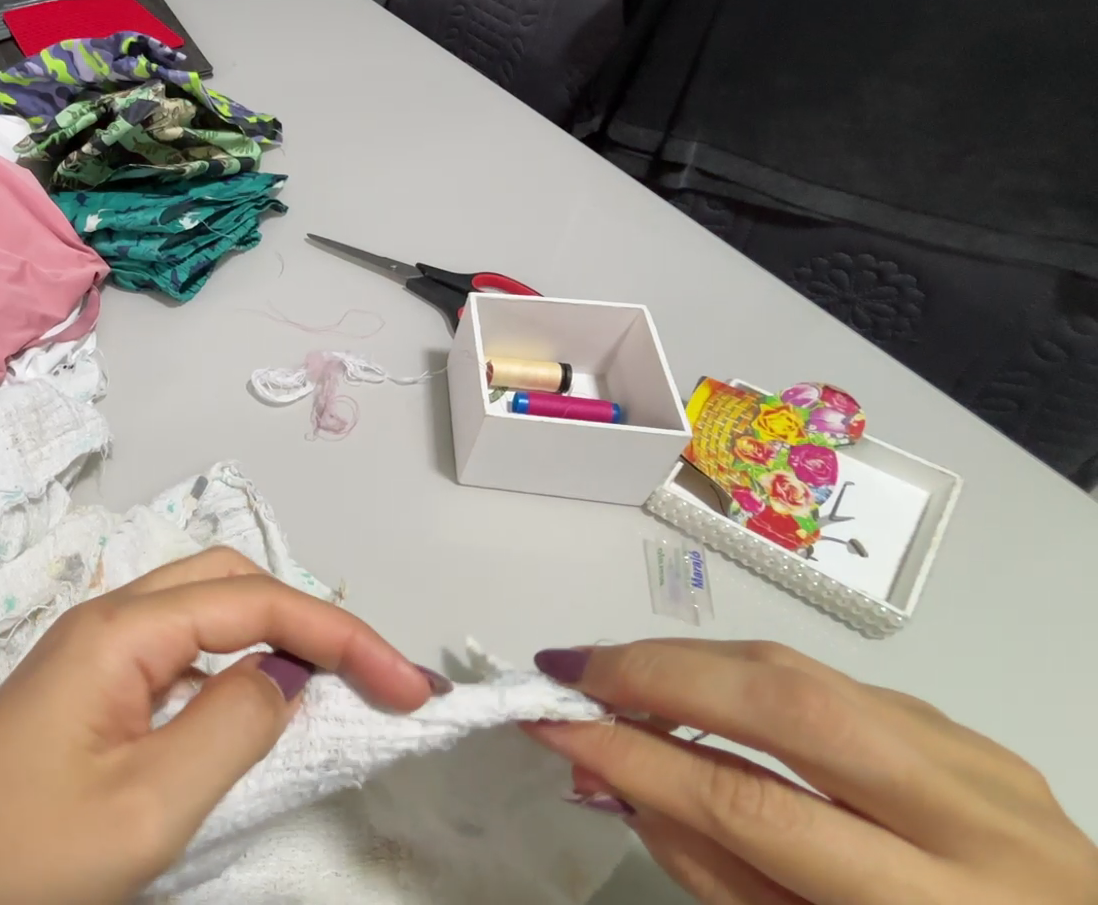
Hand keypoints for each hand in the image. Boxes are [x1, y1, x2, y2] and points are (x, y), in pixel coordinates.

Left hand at [0, 547, 440, 904]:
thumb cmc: (24, 855)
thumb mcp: (150, 803)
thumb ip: (233, 725)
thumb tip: (286, 671)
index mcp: (120, 629)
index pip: (255, 600)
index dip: (342, 634)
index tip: (410, 688)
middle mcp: (104, 618)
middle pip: (226, 582)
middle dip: (306, 617)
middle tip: (368, 679)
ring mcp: (88, 649)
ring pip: (198, 610)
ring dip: (267, 634)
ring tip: (324, 686)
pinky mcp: (81, 684)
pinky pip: (171, 651)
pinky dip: (225, 664)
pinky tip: (246, 703)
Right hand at [520, 639, 1097, 903]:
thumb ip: (704, 861)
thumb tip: (605, 764)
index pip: (750, 806)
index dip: (633, 756)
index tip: (546, 721)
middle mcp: (976, 823)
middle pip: (783, 705)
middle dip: (653, 675)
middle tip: (565, 670)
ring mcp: (975, 760)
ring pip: (796, 672)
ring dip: (679, 662)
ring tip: (603, 670)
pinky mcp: (957, 727)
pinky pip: (819, 681)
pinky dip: (730, 675)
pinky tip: (688, 691)